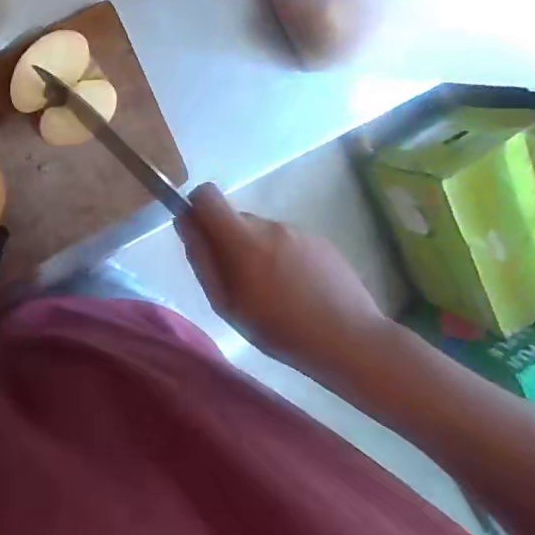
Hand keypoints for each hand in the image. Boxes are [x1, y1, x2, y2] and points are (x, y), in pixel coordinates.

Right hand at [175, 183, 387, 365]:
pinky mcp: (321, 242)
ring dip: (257, 254)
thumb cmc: (278, 329)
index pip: (206, 196)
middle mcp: (270, 225)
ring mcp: (299, 231)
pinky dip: (283, 260)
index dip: (196, 209)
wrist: (349, 339)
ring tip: (272, 293)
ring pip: (262, 233)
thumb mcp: (225, 303)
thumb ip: (202, 259)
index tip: (199, 237)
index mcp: (242, 238)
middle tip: (239, 284)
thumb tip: (184, 223)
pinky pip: (288, 243)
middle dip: (228, 242)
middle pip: (235, 220)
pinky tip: (297, 292)